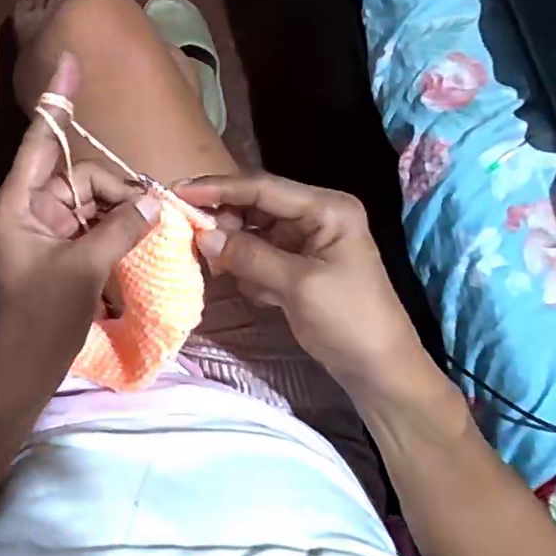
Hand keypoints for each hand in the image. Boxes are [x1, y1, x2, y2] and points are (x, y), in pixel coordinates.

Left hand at [0, 53, 158, 372]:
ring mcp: (46, 229)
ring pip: (91, 199)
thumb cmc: (41, 321)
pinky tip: (140, 236)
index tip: (69, 60)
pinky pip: (92, 222)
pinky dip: (116, 226)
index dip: (58, 101)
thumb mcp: (83, 270)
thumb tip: (155, 198)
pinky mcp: (60, 249)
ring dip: (121, 209)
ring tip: (151, 229)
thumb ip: (120, 228)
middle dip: (117, 186)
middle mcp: (30, 207)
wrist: (20, 373)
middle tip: (153, 211)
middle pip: (79, 173)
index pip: (42, 140)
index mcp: (20, 204)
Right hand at [174, 173, 435, 398]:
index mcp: (326, 209)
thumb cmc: (349, 320)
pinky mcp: (295, 263)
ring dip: (232, 247)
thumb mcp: (298, 285)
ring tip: (215, 265)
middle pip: (253, 204)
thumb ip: (249, 255)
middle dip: (222, 219)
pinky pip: (257, 253)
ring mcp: (305, 239)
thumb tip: (203, 235)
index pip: (262, 187)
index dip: (217, 188)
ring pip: (251, 230)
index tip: (177, 191)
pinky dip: (245, 267)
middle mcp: (315, 215)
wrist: (378, 369)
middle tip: (188, 234)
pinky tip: (252, 290)